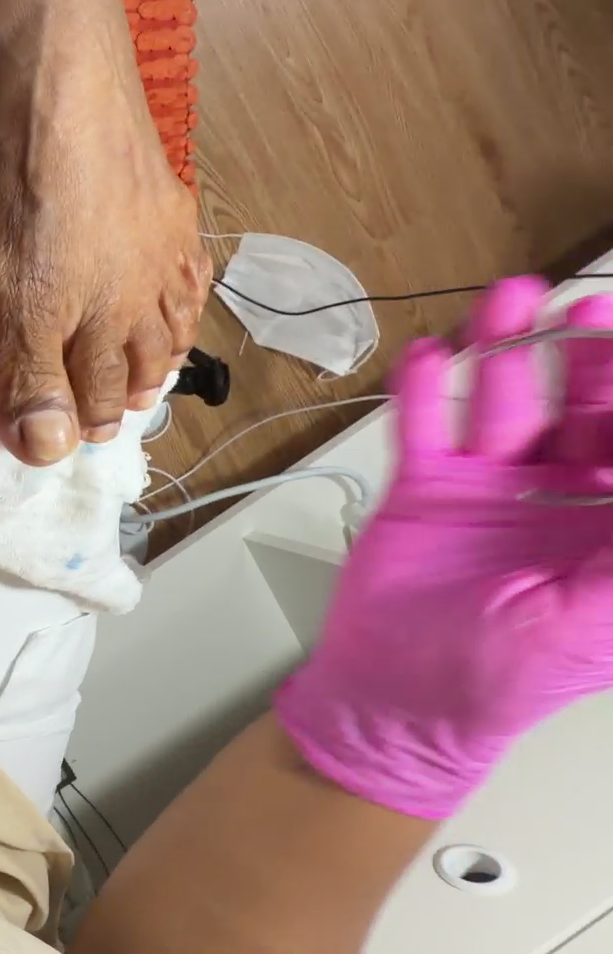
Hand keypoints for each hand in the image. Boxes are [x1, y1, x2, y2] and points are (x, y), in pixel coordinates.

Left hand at [0, 0, 210, 464]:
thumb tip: (50, 456)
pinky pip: (47, 240)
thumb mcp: (15, 300)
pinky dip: (48, 273)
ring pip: (90, 290)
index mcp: (133, 291)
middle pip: (119, 338)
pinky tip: (29, 284)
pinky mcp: (42, 166)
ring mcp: (93, 202)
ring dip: (69, 335)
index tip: (57, 446)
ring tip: (41, 370)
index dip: (91, 418)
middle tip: (46, 418)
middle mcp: (128, 251)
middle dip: (84, 386)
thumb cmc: (15, 175)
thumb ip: (30, 373)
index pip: (126, 380)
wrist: (7, 39)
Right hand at [275, 278, 612, 819]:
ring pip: (503, 408)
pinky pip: (424, 430)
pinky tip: (430, 355)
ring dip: (503, 357)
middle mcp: (566, 497)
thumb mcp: (599, 617)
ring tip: (506, 304)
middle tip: (585, 308)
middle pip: (588, 411)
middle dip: (590, 358)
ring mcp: (490, 490)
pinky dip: (422, 392)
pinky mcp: (423, 490)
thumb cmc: (510, 671)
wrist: (398, 686)